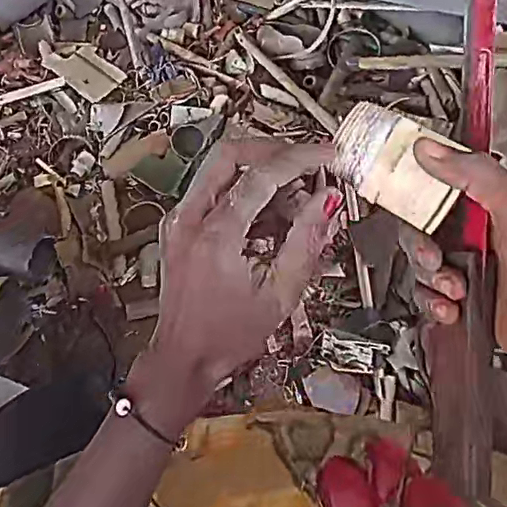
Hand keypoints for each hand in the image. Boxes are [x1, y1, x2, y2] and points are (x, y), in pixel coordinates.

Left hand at [127, 138, 341, 433]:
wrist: (183, 357)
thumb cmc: (224, 337)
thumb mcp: (279, 296)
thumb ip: (306, 242)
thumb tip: (327, 202)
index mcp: (214, 236)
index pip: (260, 174)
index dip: (300, 157)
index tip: (327, 154)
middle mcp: (189, 219)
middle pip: (231, 153)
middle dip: (275, 150)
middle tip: (308, 163)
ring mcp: (180, 220)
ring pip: (220, 168)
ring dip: (261, 172)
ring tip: (295, 200)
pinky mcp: (179, 225)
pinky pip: (213, 189)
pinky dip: (245, 191)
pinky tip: (271, 216)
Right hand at [409, 138, 506, 384]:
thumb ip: (477, 175)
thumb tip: (432, 148)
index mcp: (500, 203)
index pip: (447, 179)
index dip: (420, 184)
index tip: (401, 192)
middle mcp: (485, 233)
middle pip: (424, 224)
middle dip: (421, 242)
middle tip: (434, 255)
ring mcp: (476, 267)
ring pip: (422, 260)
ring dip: (429, 275)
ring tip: (452, 287)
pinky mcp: (468, 300)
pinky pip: (428, 293)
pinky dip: (433, 301)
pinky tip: (453, 307)